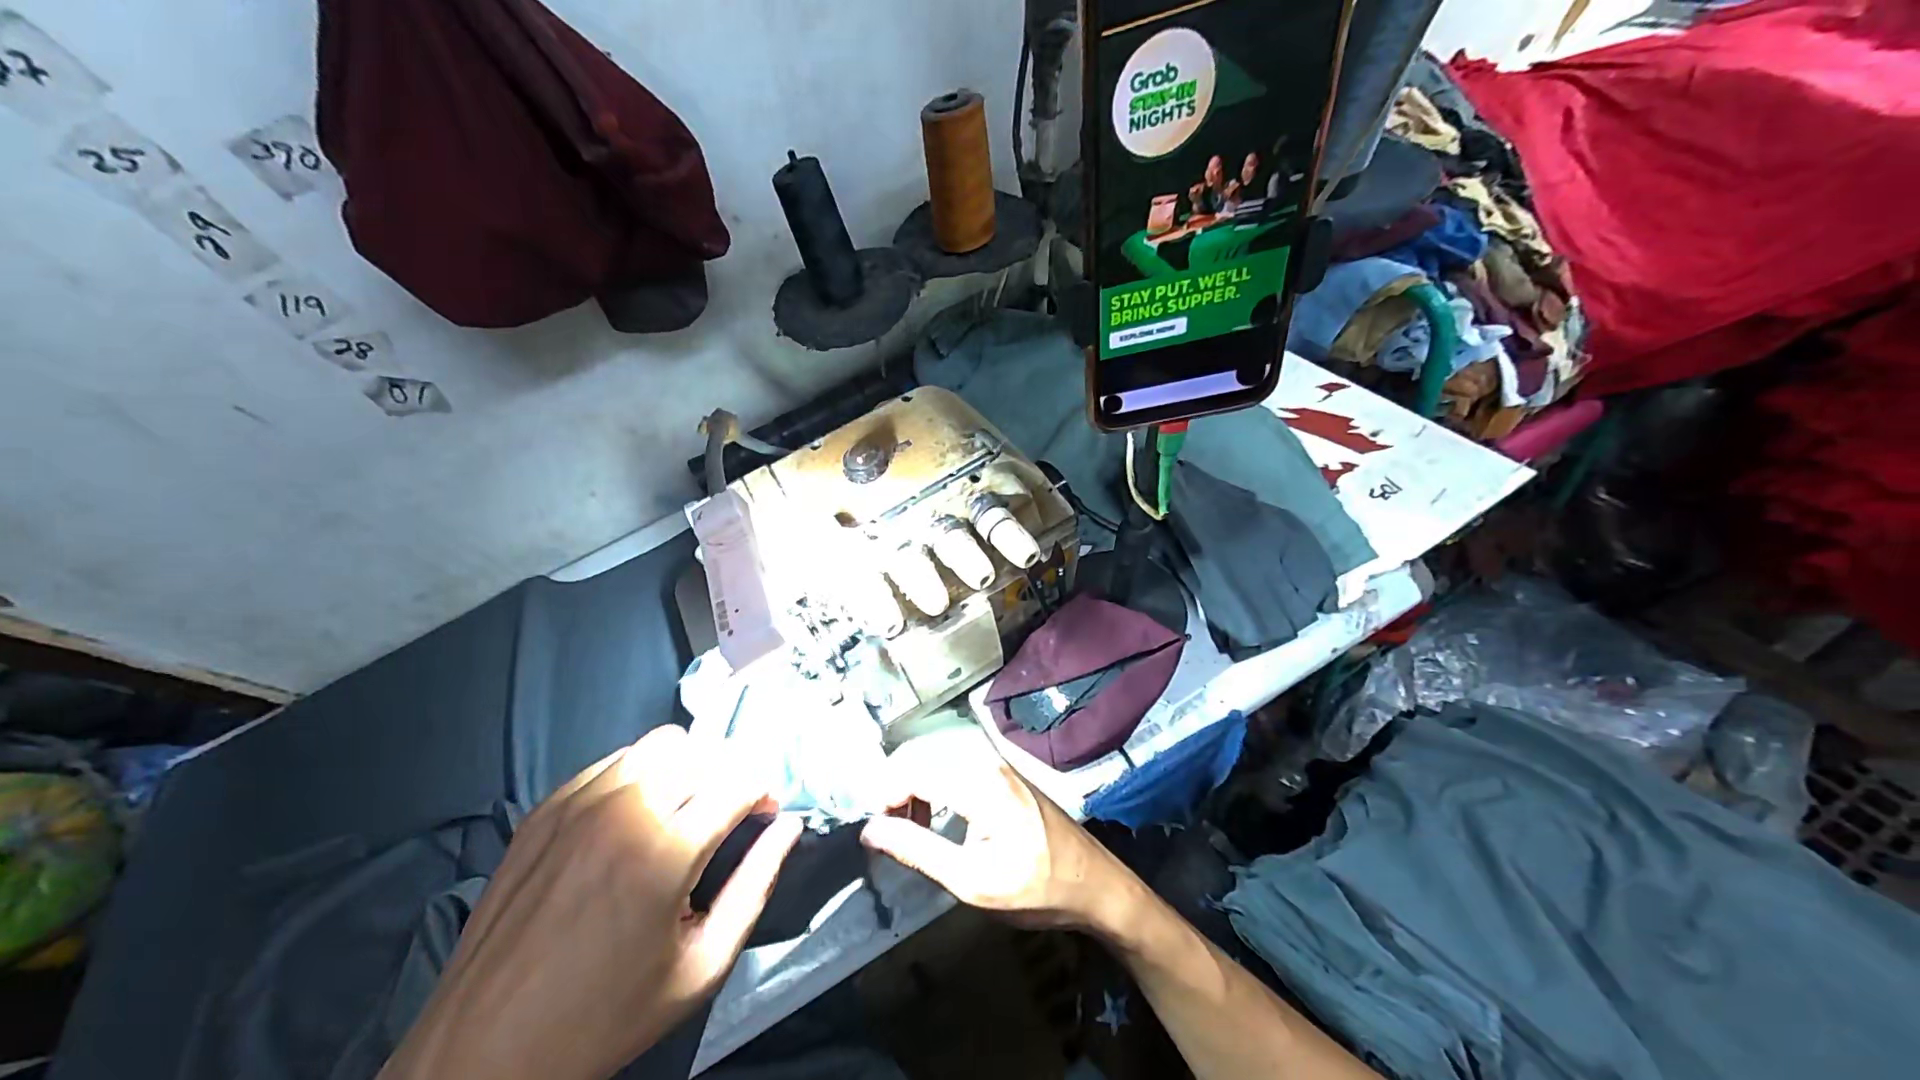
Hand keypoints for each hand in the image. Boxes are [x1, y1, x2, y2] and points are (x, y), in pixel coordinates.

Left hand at [379, 727, 802, 1079]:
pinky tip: (637, 816)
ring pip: (657, 743)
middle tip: (730, 813)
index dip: (764, 792)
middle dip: (730, 774)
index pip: (739, 780)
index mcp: (666, 848)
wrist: (483, 1049)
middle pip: (703, 750)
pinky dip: (641, 773)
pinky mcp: (544, 808)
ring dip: (688, 766)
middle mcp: (624, 807)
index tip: (765, 815)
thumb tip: (790, 828)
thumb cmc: (606, 1015)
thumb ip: (756, 885)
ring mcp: (577, 802)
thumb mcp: (702, 965)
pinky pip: (612, 761)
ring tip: (686, 809)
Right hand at [860, 754, 1134, 935]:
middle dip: (897, 792)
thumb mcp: (973, 882)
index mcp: (981, 784)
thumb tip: (871, 830)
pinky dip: (937, 788)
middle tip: (891, 833)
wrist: (1097, 885)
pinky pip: (957, 767)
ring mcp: (1000, 765)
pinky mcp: (1006, 773)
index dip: (884, 796)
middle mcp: (988, 763)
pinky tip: (939, 818)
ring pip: (938, 762)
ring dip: (917, 791)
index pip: (913, 771)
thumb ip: (918, 850)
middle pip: (923, 760)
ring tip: (914, 830)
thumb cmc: (1038, 889)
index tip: (873, 828)